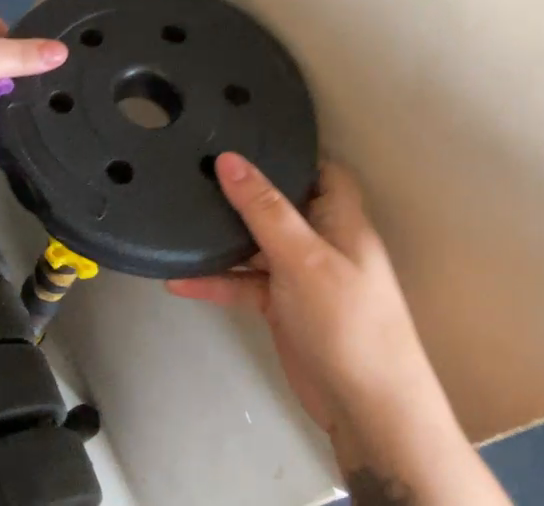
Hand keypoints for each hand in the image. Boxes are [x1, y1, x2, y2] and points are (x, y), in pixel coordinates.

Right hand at [167, 155, 497, 500]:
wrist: (367, 411)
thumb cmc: (348, 324)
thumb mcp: (304, 259)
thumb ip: (265, 209)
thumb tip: (229, 158)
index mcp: (341, 222)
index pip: (323, 171)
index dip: (292, 151)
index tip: (245, 131)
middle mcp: (322, 243)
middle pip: (280, 204)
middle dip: (242, 189)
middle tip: (194, 165)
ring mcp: (301, 276)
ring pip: (255, 243)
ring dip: (220, 236)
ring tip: (176, 215)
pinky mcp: (282, 307)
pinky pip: (243, 283)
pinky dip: (214, 281)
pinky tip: (178, 279)